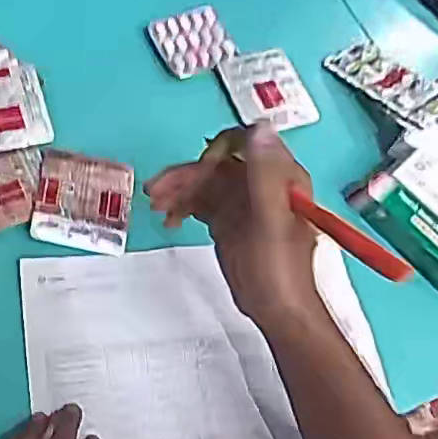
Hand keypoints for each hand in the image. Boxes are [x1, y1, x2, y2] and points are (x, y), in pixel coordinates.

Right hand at [145, 123, 324, 328]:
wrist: (276, 308)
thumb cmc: (280, 269)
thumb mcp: (271, 219)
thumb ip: (265, 174)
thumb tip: (259, 130)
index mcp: (279, 177)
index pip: (246, 144)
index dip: (218, 151)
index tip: (198, 170)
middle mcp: (260, 185)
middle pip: (217, 165)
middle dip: (187, 175)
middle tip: (159, 191)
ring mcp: (243, 204)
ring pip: (205, 184)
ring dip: (179, 191)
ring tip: (157, 207)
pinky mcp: (228, 222)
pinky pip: (201, 203)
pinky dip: (183, 207)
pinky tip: (169, 219)